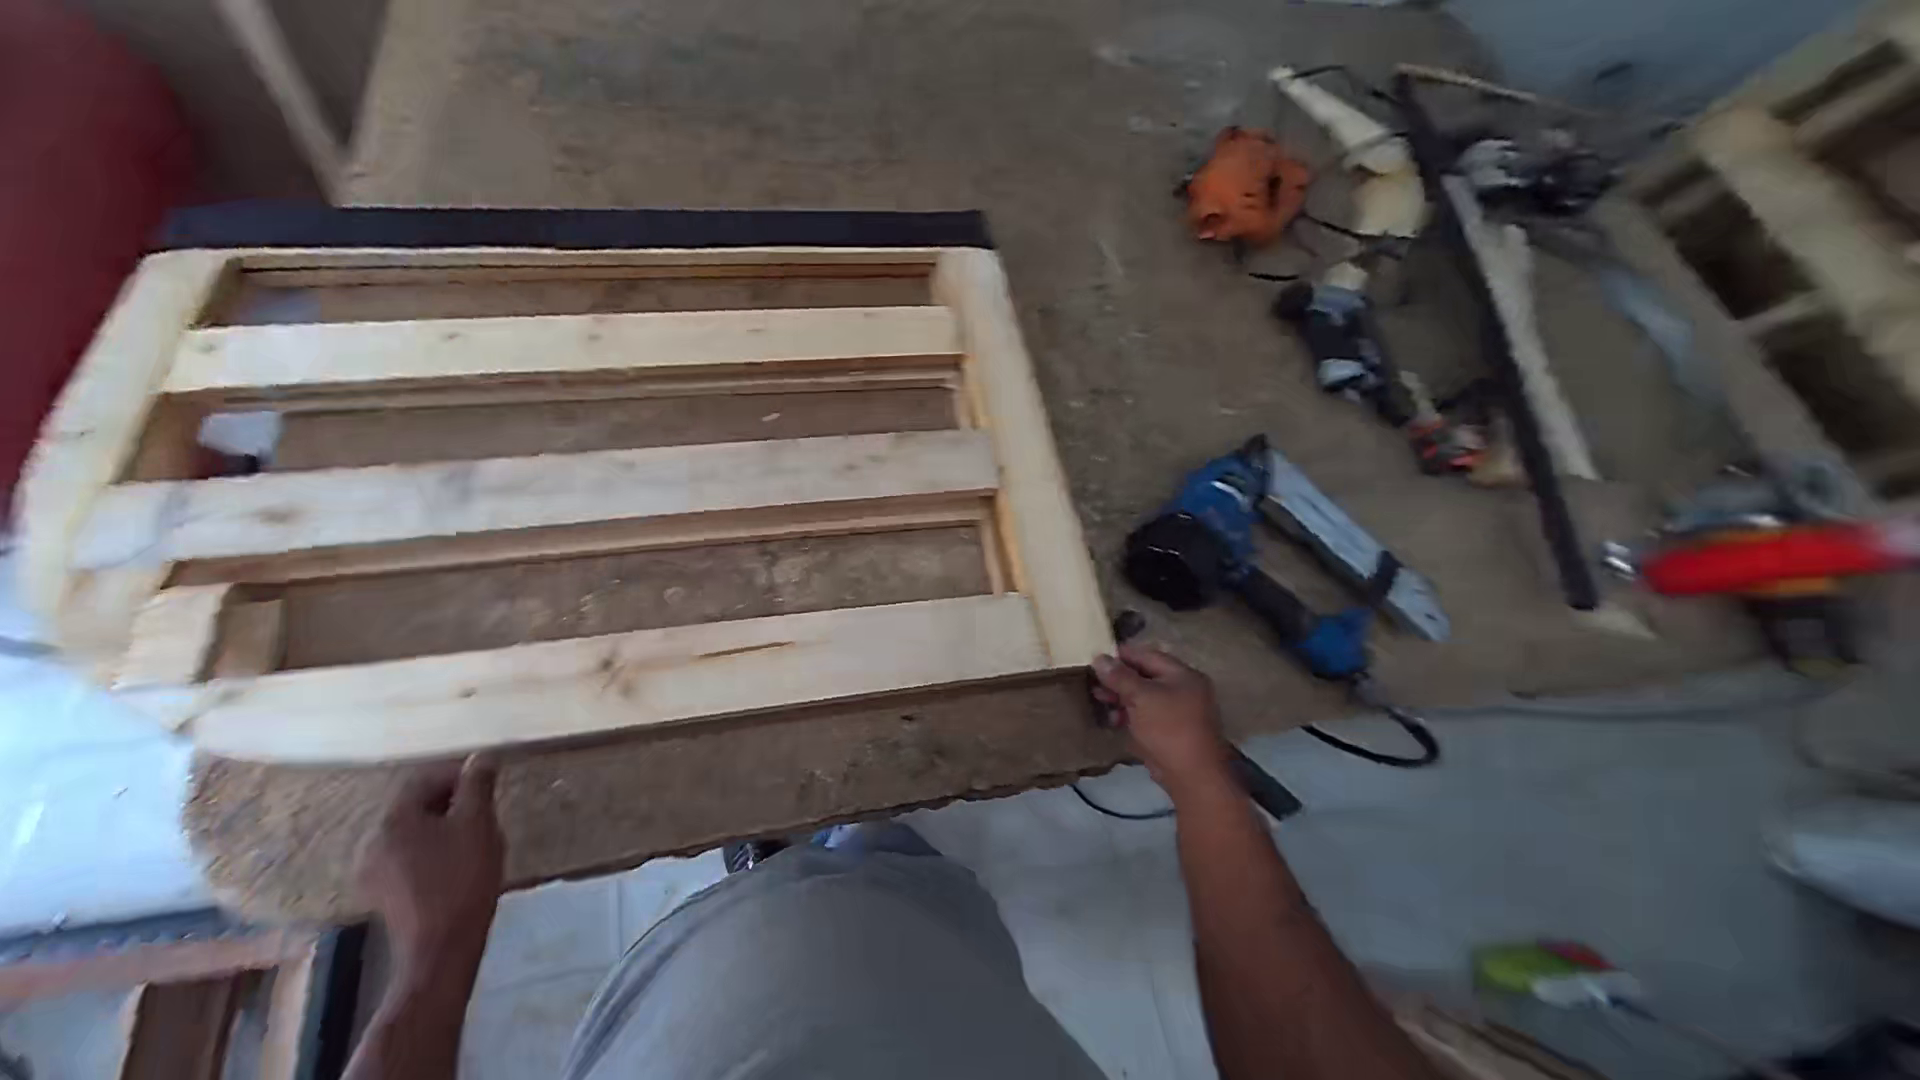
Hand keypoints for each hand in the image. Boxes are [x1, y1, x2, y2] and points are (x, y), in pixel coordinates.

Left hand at [356, 757, 503, 976]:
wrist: (442, 943)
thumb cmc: (463, 875)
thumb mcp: (478, 823)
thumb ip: (478, 785)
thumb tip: (481, 757)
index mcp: (393, 821)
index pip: (423, 779)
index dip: (458, 773)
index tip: (489, 780)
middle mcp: (372, 841)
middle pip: (414, 805)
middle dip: (451, 799)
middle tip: (486, 807)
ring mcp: (372, 870)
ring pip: (411, 831)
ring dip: (442, 824)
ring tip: (475, 834)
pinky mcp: (381, 892)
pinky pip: (407, 855)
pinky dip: (431, 848)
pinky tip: (455, 860)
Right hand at [1092, 644, 1234, 800]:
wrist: (1192, 775)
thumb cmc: (1168, 727)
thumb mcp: (1141, 697)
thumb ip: (1119, 676)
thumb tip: (1099, 658)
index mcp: (1183, 675)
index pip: (1148, 655)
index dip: (1122, 654)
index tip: (1097, 655)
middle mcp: (1183, 690)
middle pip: (1145, 676)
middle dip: (1118, 678)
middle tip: (1093, 679)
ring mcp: (1177, 712)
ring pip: (1143, 697)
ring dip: (1120, 696)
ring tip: (1098, 697)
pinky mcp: (1170, 731)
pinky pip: (1145, 715)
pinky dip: (1129, 714)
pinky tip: (1113, 719)